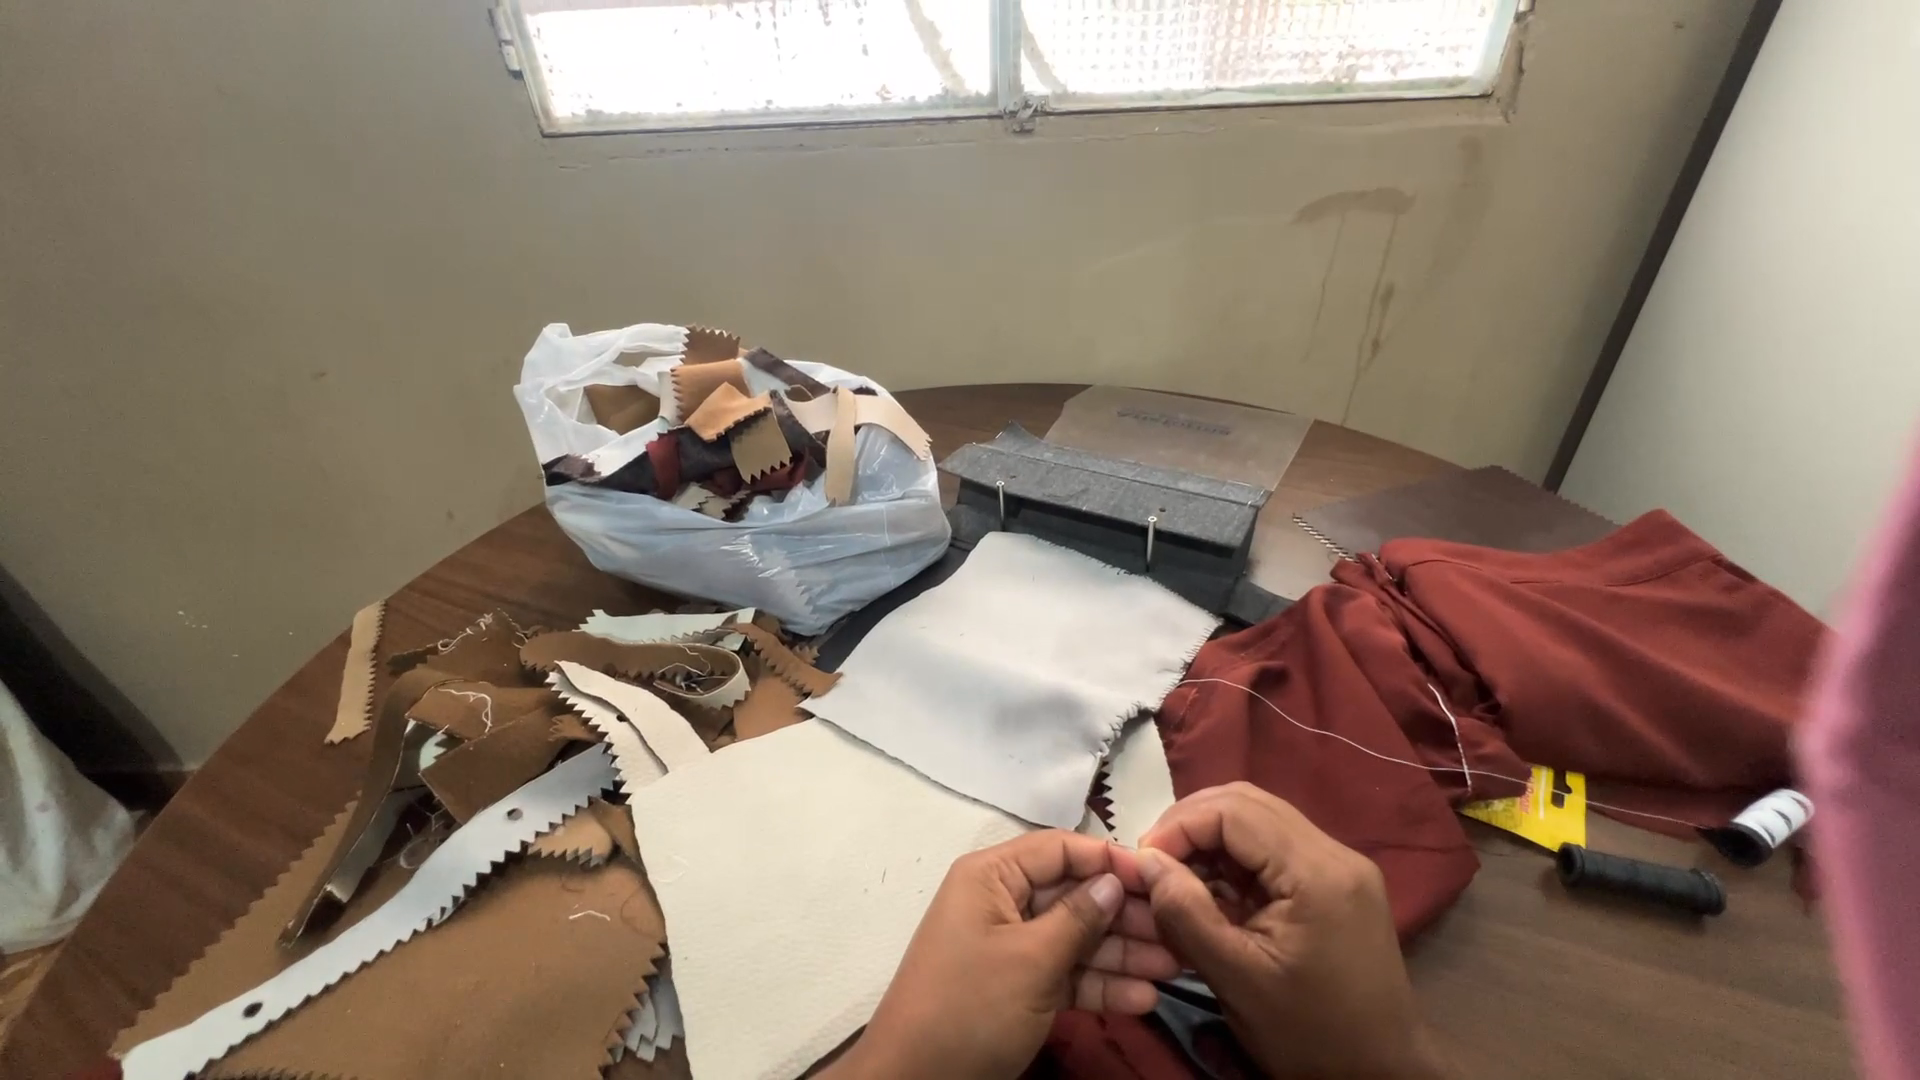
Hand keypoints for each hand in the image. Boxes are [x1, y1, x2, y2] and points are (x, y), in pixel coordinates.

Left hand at [831, 830, 1180, 1079]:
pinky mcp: (1019, 986)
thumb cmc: (970, 1006)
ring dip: (1121, 952)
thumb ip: (1077, 919)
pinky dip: (1099, 984)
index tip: (1158, 876)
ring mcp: (1012, 945)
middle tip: (1177, 930)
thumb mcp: (1029, 960)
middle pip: (1072, 894)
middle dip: (1123, 913)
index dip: (1107, 859)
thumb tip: (1114, 881)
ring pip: (1075, 937)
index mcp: (992, 876)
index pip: (1058, 849)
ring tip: (1174, 965)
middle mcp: (1002, 901)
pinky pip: (1065, 973)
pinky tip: (1141, 997)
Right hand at [1139, 783, 1446, 1079]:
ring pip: (1256, 816)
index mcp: (1318, 873)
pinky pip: (1269, 843)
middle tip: (1155, 861)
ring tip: (1176, 873)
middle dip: (1189, 823)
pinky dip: (1230, 855)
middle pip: (1245, 802)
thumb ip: (1186, 914)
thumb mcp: (1236, 980)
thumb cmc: (1310, 1037)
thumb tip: (1145, 860)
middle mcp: (1334, 853)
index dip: (1179, 825)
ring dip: (1208, 836)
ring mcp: (1338, 863)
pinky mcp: (1333, 878)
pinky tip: (1210, 887)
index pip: (1233, 811)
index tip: (1144, 861)